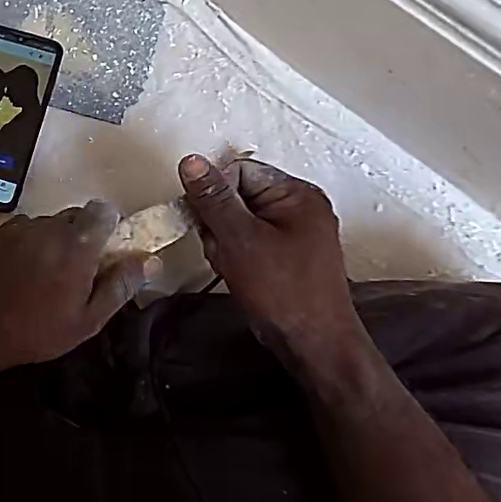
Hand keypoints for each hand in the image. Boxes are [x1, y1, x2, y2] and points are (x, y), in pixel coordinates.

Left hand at [0, 202, 153, 372]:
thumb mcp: (89, 319)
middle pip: (74, 216)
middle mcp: (45, 229)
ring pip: (47, 223)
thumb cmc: (38, 330)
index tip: (109, 246)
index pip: (101, 211)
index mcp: (75, 246)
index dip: (109, 225)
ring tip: (48, 273)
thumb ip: (120, 285)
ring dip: (54, 239)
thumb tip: (148, 260)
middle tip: (79, 269)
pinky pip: (23, 230)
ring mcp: (17, 230)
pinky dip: (29, 242)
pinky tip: (24, 269)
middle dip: (82, 235)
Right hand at [178, 154, 363, 351]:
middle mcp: (297, 206)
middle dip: (215, 219)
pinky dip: (229, 250)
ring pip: (231, 217)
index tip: (206, 219)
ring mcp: (290, 229)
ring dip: (219, 238)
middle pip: (232, 193)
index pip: (237, 170)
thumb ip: (212, 197)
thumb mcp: (239, 237)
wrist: (309, 340)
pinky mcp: (280, 250)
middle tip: (223, 245)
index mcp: (296, 194)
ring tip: (230, 261)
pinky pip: (240, 236)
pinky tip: (234, 268)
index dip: (213, 192)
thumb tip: (191, 161)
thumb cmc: (280, 288)